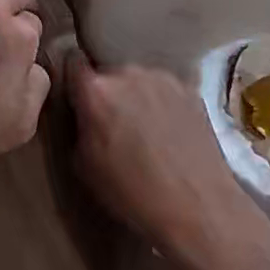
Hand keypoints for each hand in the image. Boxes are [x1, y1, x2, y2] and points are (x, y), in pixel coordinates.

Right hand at [63, 48, 261, 268]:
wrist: (197, 204)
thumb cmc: (133, 193)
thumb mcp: (84, 166)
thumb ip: (79, 126)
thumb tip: (84, 112)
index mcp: (97, 91)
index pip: (73, 64)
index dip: (73, 80)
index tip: (76, 96)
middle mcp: (129, 73)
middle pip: (108, 74)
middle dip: (107, 94)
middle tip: (113, 125)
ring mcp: (163, 78)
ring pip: (138, 81)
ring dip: (136, 97)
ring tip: (145, 131)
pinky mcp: (190, 88)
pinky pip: (164, 89)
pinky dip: (161, 103)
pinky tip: (168, 131)